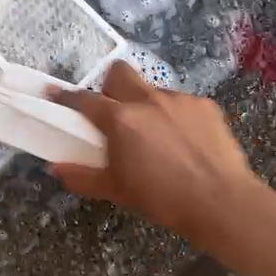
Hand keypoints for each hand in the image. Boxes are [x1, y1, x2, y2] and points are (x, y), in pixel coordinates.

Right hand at [49, 62, 265, 248]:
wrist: (221, 203)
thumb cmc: (161, 198)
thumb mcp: (115, 190)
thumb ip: (81, 176)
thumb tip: (55, 168)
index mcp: (120, 119)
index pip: (84, 100)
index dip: (66, 96)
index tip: (55, 92)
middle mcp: (147, 100)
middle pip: (119, 73)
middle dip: (110, 84)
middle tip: (113, 110)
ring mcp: (179, 100)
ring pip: (152, 90)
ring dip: (145, 105)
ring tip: (155, 135)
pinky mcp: (205, 106)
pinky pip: (181, 103)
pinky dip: (175, 117)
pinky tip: (184, 141)